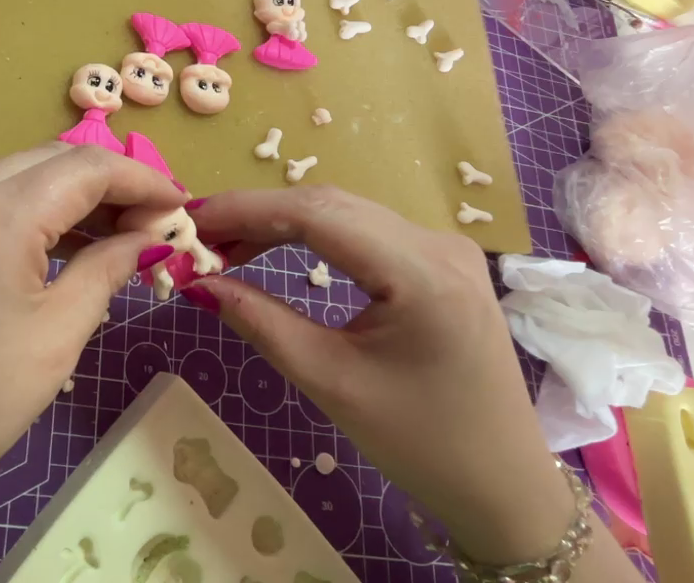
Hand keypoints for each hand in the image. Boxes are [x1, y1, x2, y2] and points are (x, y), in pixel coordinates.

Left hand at [0, 144, 185, 559]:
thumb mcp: (55, 337)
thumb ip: (107, 269)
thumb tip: (149, 238)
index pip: (84, 166)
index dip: (141, 180)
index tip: (180, 207)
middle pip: (50, 159)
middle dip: (108, 183)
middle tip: (151, 224)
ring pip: (17, 174)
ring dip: (69, 194)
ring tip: (115, 234)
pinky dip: (29, 208)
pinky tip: (60, 241)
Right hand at [185, 187, 578, 565]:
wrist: (504, 489)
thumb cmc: (420, 444)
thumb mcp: (329, 380)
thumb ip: (258, 320)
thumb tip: (195, 281)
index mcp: (422, 272)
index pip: (315, 213)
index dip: (244, 209)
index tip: (188, 221)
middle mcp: (437, 242)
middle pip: (327, 204)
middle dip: (255, 213)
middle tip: (197, 237)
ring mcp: (443, 246)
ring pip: (342, 212)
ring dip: (278, 221)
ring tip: (224, 244)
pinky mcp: (438, 260)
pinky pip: (360, 230)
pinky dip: (309, 234)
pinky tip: (273, 247)